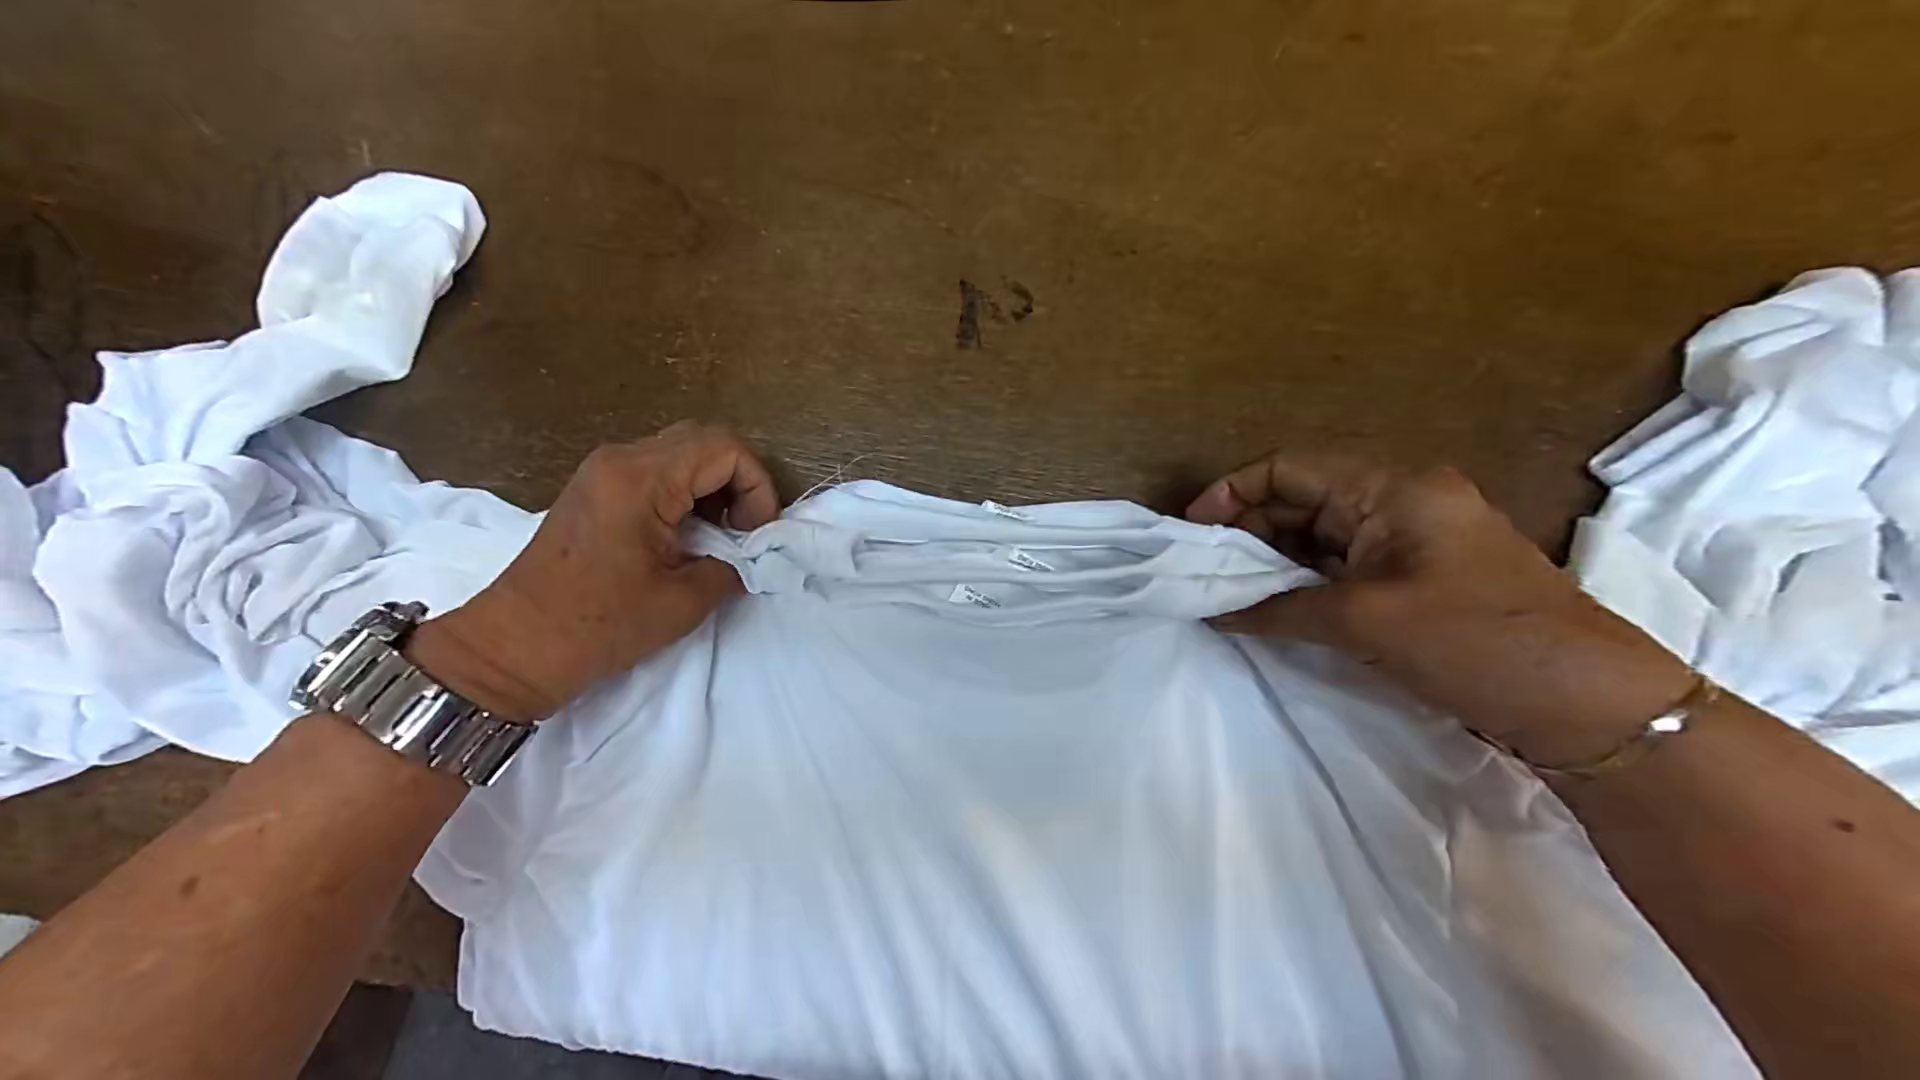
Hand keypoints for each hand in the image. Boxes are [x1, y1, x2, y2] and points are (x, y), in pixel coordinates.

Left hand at [404, 422, 778, 721]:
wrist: (515, 646)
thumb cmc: (600, 625)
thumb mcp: (684, 601)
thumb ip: (733, 566)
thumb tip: (752, 554)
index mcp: (642, 480)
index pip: (726, 449)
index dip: (757, 486)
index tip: (756, 533)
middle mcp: (621, 460)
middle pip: (705, 440)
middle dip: (739, 481)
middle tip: (744, 529)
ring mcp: (604, 470)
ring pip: (682, 451)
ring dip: (714, 486)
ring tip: (720, 534)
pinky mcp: (596, 487)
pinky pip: (658, 469)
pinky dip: (687, 491)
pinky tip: (689, 532)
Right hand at [1187, 453, 1695, 766]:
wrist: (1592, 708)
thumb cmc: (1476, 642)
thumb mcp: (1364, 621)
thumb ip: (1278, 608)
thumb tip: (1213, 610)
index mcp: (1394, 489)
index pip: (1292, 469)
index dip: (1234, 492)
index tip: (1194, 528)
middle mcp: (1400, 503)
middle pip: (1302, 500)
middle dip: (1248, 531)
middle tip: (1204, 569)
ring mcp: (1411, 543)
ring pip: (1319, 538)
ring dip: (1272, 562)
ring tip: (1226, 591)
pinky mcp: (1416, 580)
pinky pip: (1341, 569)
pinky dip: (1302, 585)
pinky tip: (1270, 607)